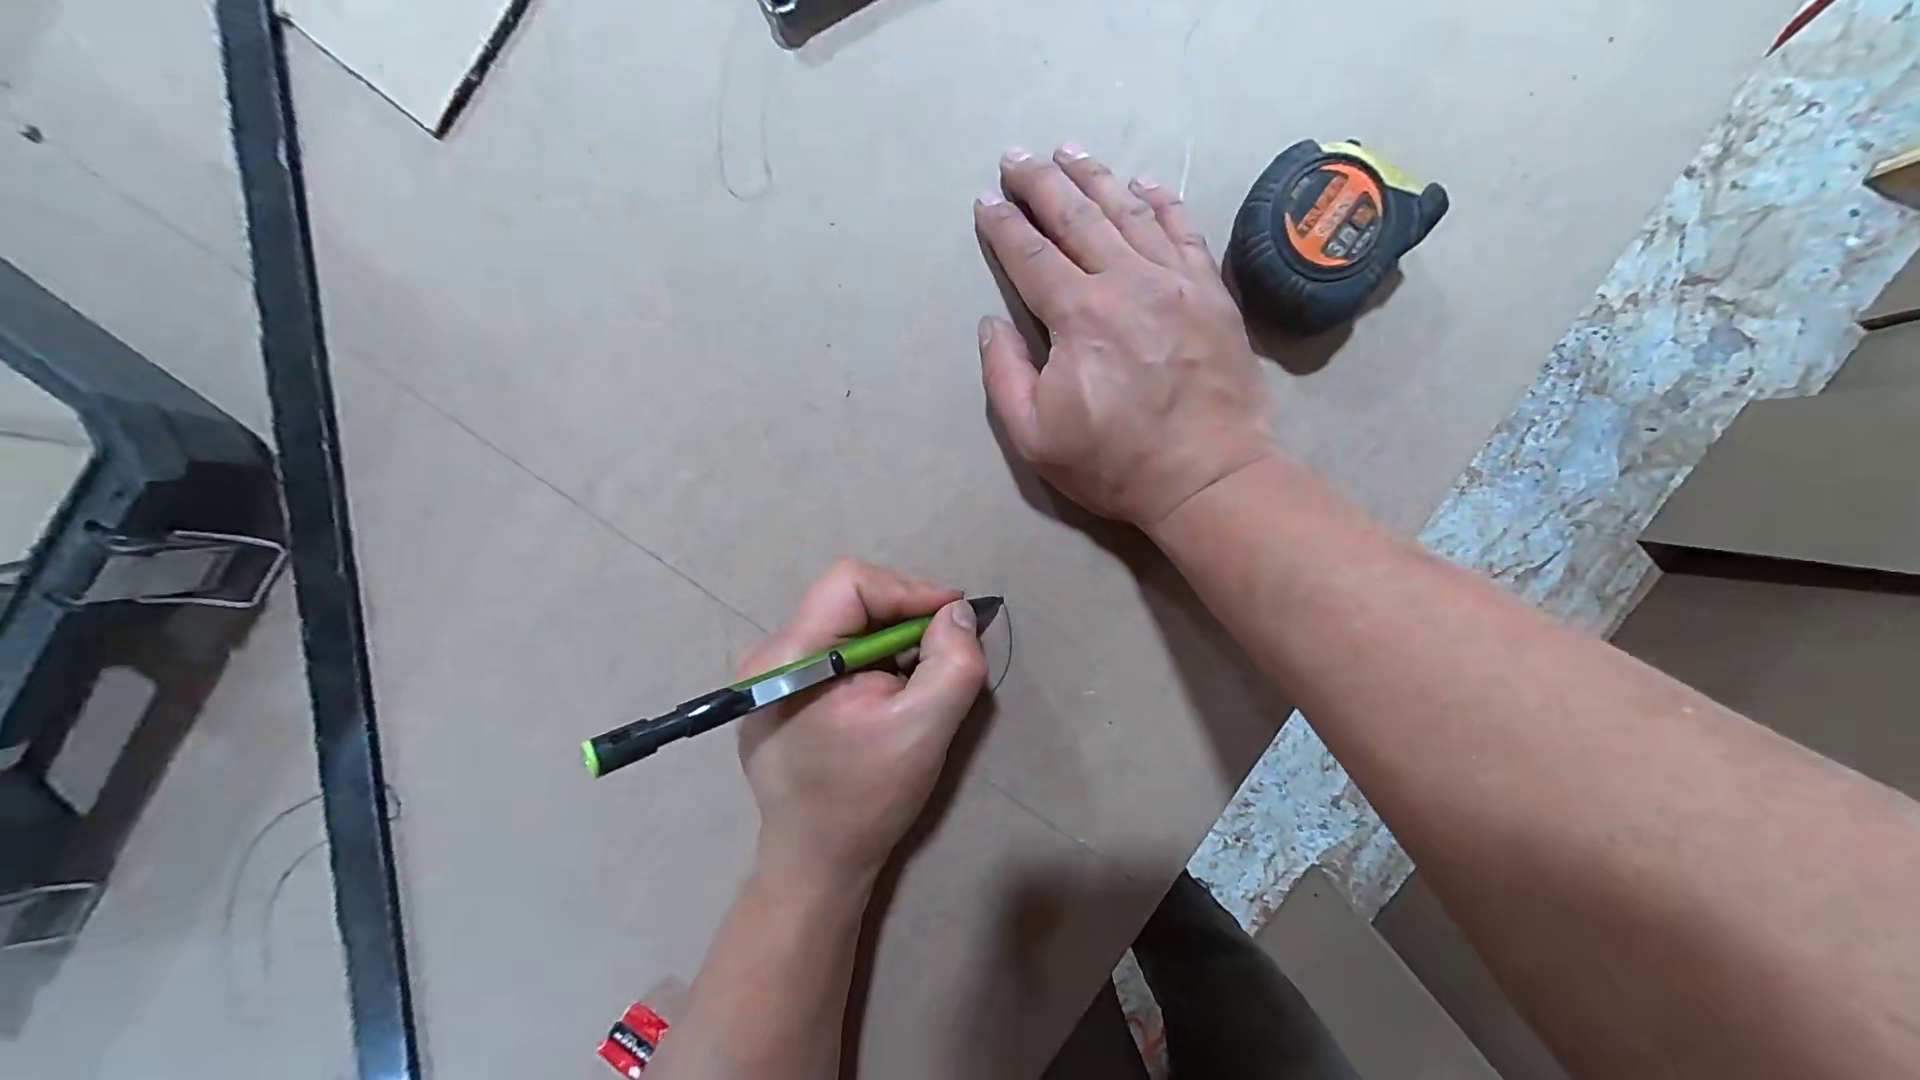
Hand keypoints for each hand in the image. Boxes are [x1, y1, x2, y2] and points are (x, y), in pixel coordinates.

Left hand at [736, 560, 987, 884]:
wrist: (817, 861)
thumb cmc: (867, 799)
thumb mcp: (925, 730)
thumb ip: (953, 663)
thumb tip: (957, 612)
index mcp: (791, 658)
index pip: (850, 583)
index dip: (908, 590)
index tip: (952, 618)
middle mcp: (769, 654)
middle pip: (848, 599)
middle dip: (904, 615)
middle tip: (943, 647)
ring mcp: (770, 673)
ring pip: (844, 621)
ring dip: (892, 637)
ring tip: (918, 673)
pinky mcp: (780, 689)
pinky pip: (835, 646)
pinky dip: (874, 655)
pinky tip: (890, 688)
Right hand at [973, 145, 1276, 527]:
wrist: (1209, 478)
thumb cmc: (1114, 464)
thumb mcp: (1034, 438)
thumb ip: (1004, 375)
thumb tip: (991, 324)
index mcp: (1079, 317)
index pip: (1031, 256)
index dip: (1003, 226)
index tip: (985, 200)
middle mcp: (1127, 283)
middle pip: (1076, 217)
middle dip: (1040, 183)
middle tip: (1016, 157)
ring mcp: (1177, 283)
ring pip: (1129, 212)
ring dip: (1094, 177)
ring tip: (1068, 151)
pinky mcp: (1213, 293)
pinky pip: (1184, 231)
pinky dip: (1161, 202)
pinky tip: (1143, 184)